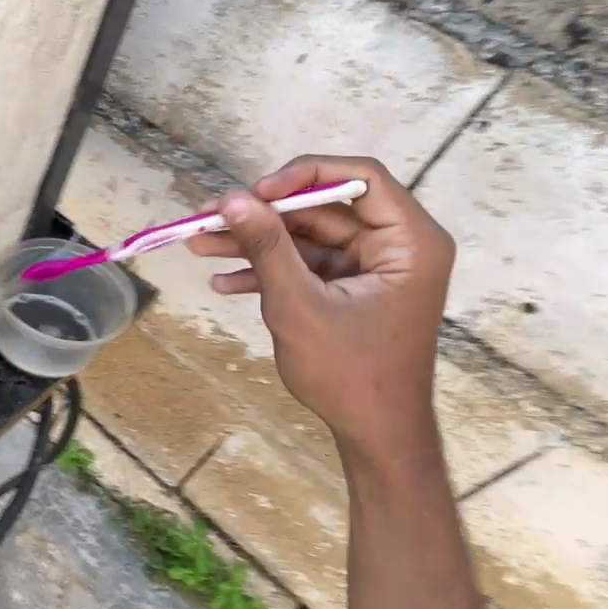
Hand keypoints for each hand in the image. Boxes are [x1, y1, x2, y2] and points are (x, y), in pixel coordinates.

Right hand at [187, 155, 454, 453]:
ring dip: (253, 244)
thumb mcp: (299, 304)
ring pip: (305, 239)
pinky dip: (267, 273)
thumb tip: (231, 199)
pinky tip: (224, 283)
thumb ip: (267, 247)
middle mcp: (396, 246)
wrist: (373, 432)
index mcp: (408, 241)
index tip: (253, 194)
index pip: (359, 179)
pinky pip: (305, 268)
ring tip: (199, 246)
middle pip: (322, 210)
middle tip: (207, 219)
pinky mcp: (349, 292)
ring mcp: (371, 271)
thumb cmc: (348, 371)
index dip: (302, 176)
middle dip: (262, 216)